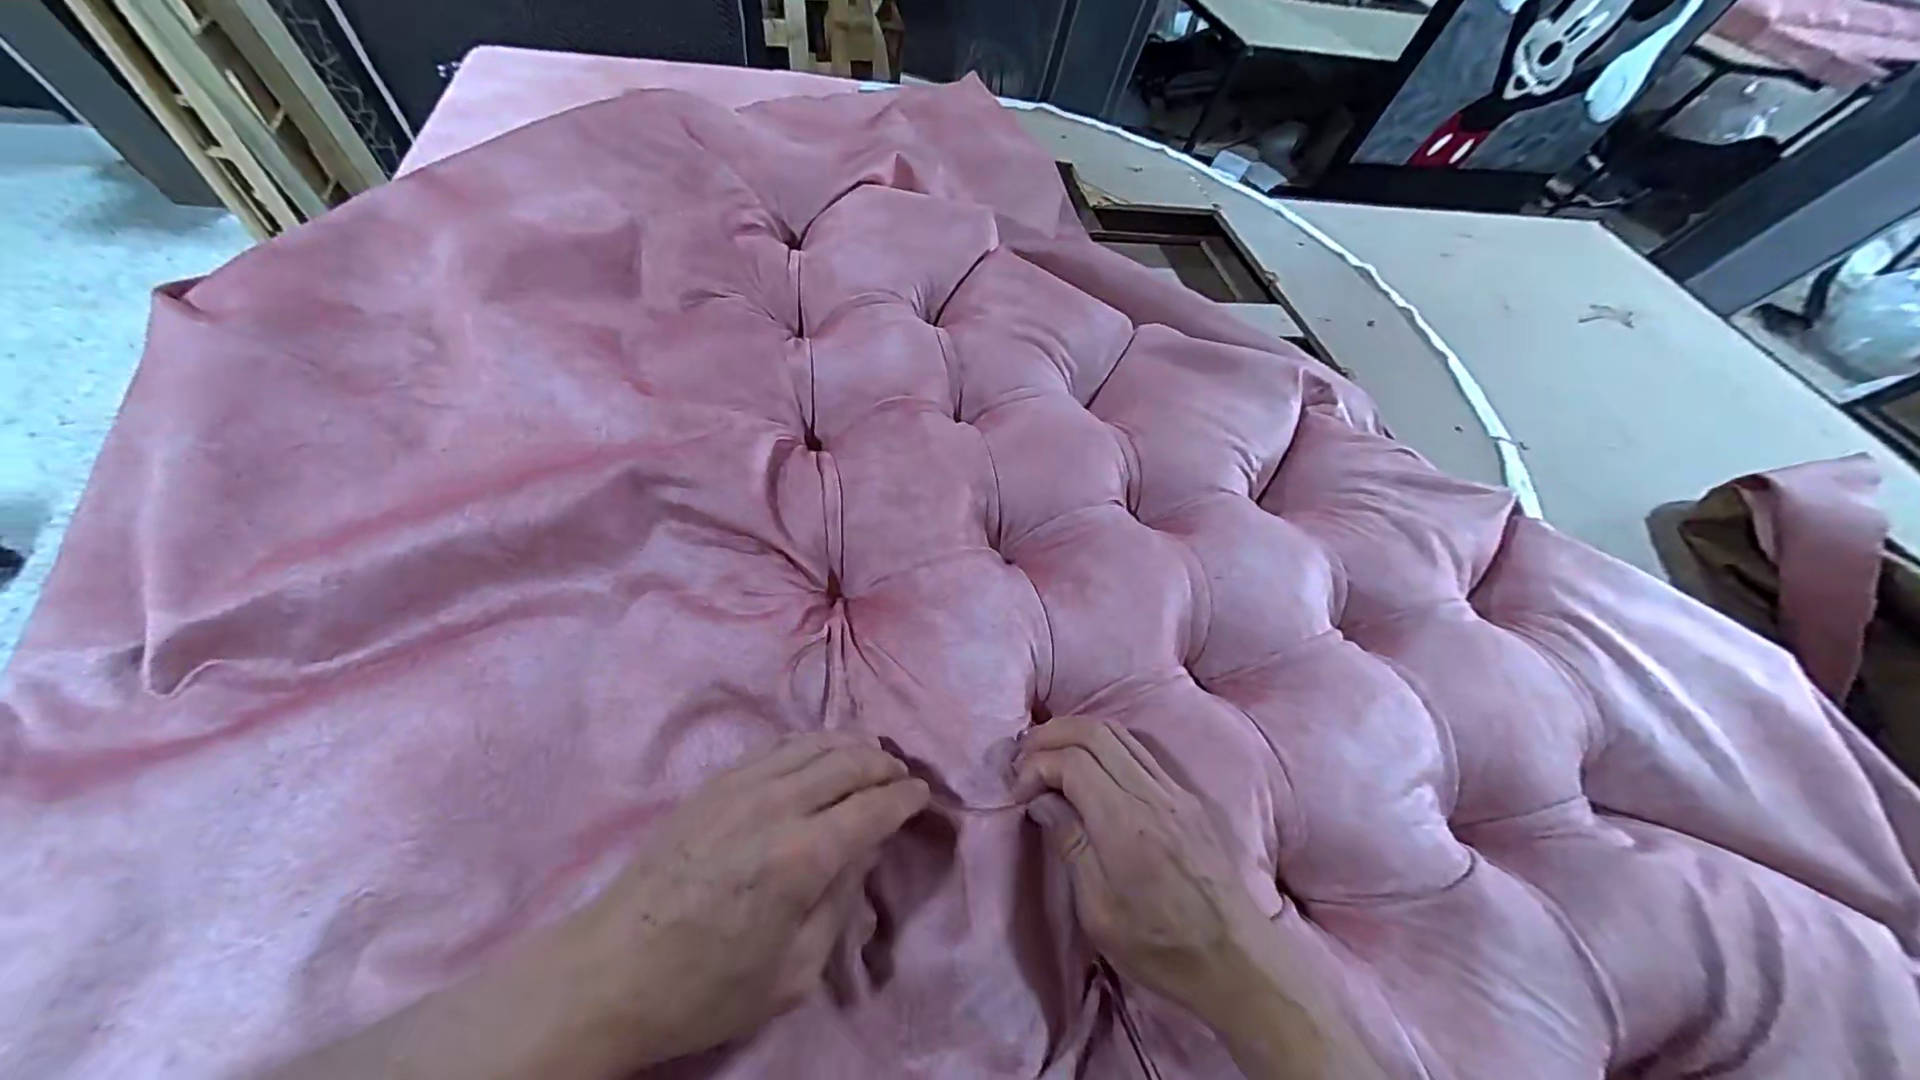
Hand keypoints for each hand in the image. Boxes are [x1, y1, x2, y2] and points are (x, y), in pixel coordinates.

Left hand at [263, 732, 928, 1079]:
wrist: (609, 972)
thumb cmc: (705, 988)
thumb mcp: (793, 971)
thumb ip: (840, 904)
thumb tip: (862, 850)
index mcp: (803, 857)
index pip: (874, 807)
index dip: (906, 798)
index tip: (922, 796)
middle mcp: (778, 806)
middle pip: (850, 761)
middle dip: (885, 764)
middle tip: (902, 776)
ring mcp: (742, 786)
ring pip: (815, 742)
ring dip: (851, 744)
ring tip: (870, 755)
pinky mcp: (715, 783)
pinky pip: (776, 745)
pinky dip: (810, 742)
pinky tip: (818, 752)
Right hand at [1013, 717, 1377, 1079]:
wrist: (1240, 961)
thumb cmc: (1163, 948)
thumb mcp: (1099, 912)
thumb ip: (1070, 844)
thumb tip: (1042, 800)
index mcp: (1125, 824)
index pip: (1072, 760)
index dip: (1036, 765)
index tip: (1018, 792)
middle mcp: (1152, 794)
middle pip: (1093, 731)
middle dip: (1051, 735)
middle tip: (1025, 757)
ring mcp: (1174, 790)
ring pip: (1118, 733)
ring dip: (1077, 733)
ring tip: (1050, 754)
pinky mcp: (1187, 797)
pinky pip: (1139, 750)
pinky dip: (1104, 744)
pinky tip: (1090, 765)